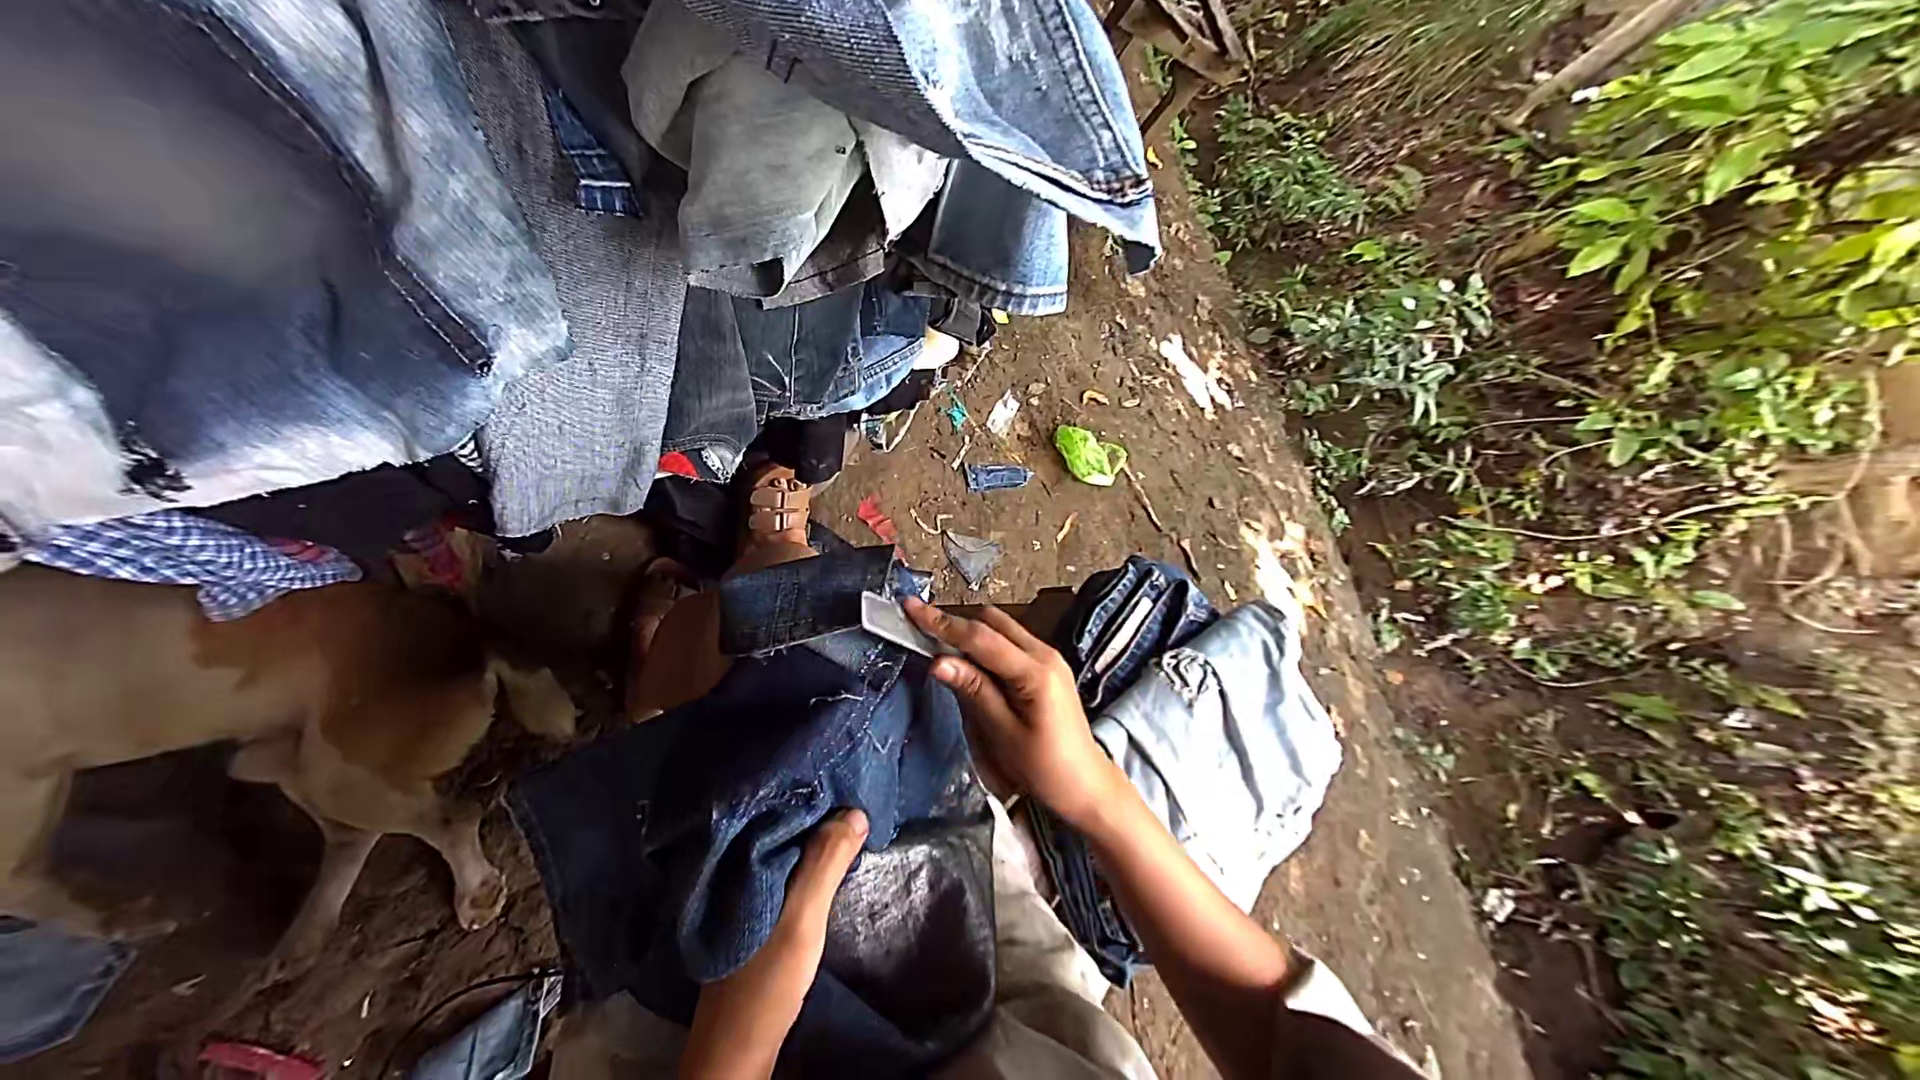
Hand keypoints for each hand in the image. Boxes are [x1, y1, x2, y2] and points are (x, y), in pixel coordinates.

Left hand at [680, 809, 867, 1079]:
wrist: (735, 1052)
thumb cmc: (765, 980)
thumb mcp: (801, 919)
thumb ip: (824, 864)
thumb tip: (855, 810)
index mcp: (739, 862)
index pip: (776, 809)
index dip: (810, 790)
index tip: (844, 772)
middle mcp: (735, 870)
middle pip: (780, 826)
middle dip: (816, 809)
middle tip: (855, 788)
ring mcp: (743, 894)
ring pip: (783, 848)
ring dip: (812, 834)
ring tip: (849, 816)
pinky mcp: (754, 914)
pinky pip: (783, 870)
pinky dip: (806, 859)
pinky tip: (827, 859)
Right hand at [903, 598, 1121, 828]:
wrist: (1086, 786)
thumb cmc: (1046, 768)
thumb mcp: (1003, 734)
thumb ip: (973, 691)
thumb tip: (937, 661)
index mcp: (1036, 672)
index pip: (980, 638)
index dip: (942, 623)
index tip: (911, 609)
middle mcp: (1045, 655)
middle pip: (993, 622)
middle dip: (955, 622)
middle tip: (919, 628)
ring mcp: (1049, 658)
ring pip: (1002, 629)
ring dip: (970, 633)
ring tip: (937, 643)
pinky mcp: (1048, 667)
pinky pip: (1011, 643)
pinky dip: (985, 645)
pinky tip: (968, 661)